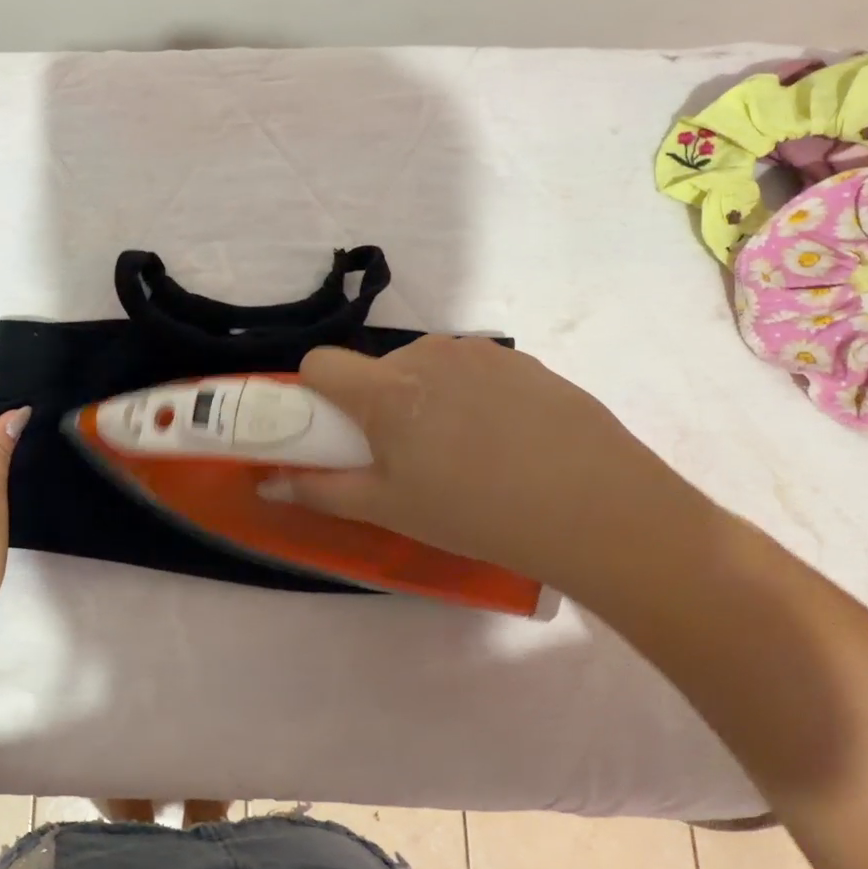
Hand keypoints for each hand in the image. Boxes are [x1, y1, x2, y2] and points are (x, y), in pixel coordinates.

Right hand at [288, 339, 712, 589]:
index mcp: (386, 389)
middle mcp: (427, 355)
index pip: (319, 363)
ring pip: (424, 368)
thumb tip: (265, 486)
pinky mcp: (525, 363)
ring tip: (459, 453)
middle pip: (374, 369)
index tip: (334, 433)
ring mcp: (482, 355)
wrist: (602, 512)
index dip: (315, 394)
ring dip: (421, 399)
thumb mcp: (389, 509)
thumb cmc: (477, 514)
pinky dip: (467, 398)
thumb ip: (319, 491)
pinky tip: (502, 442)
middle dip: (374, 405)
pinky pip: (471, 372)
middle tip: (404, 458)